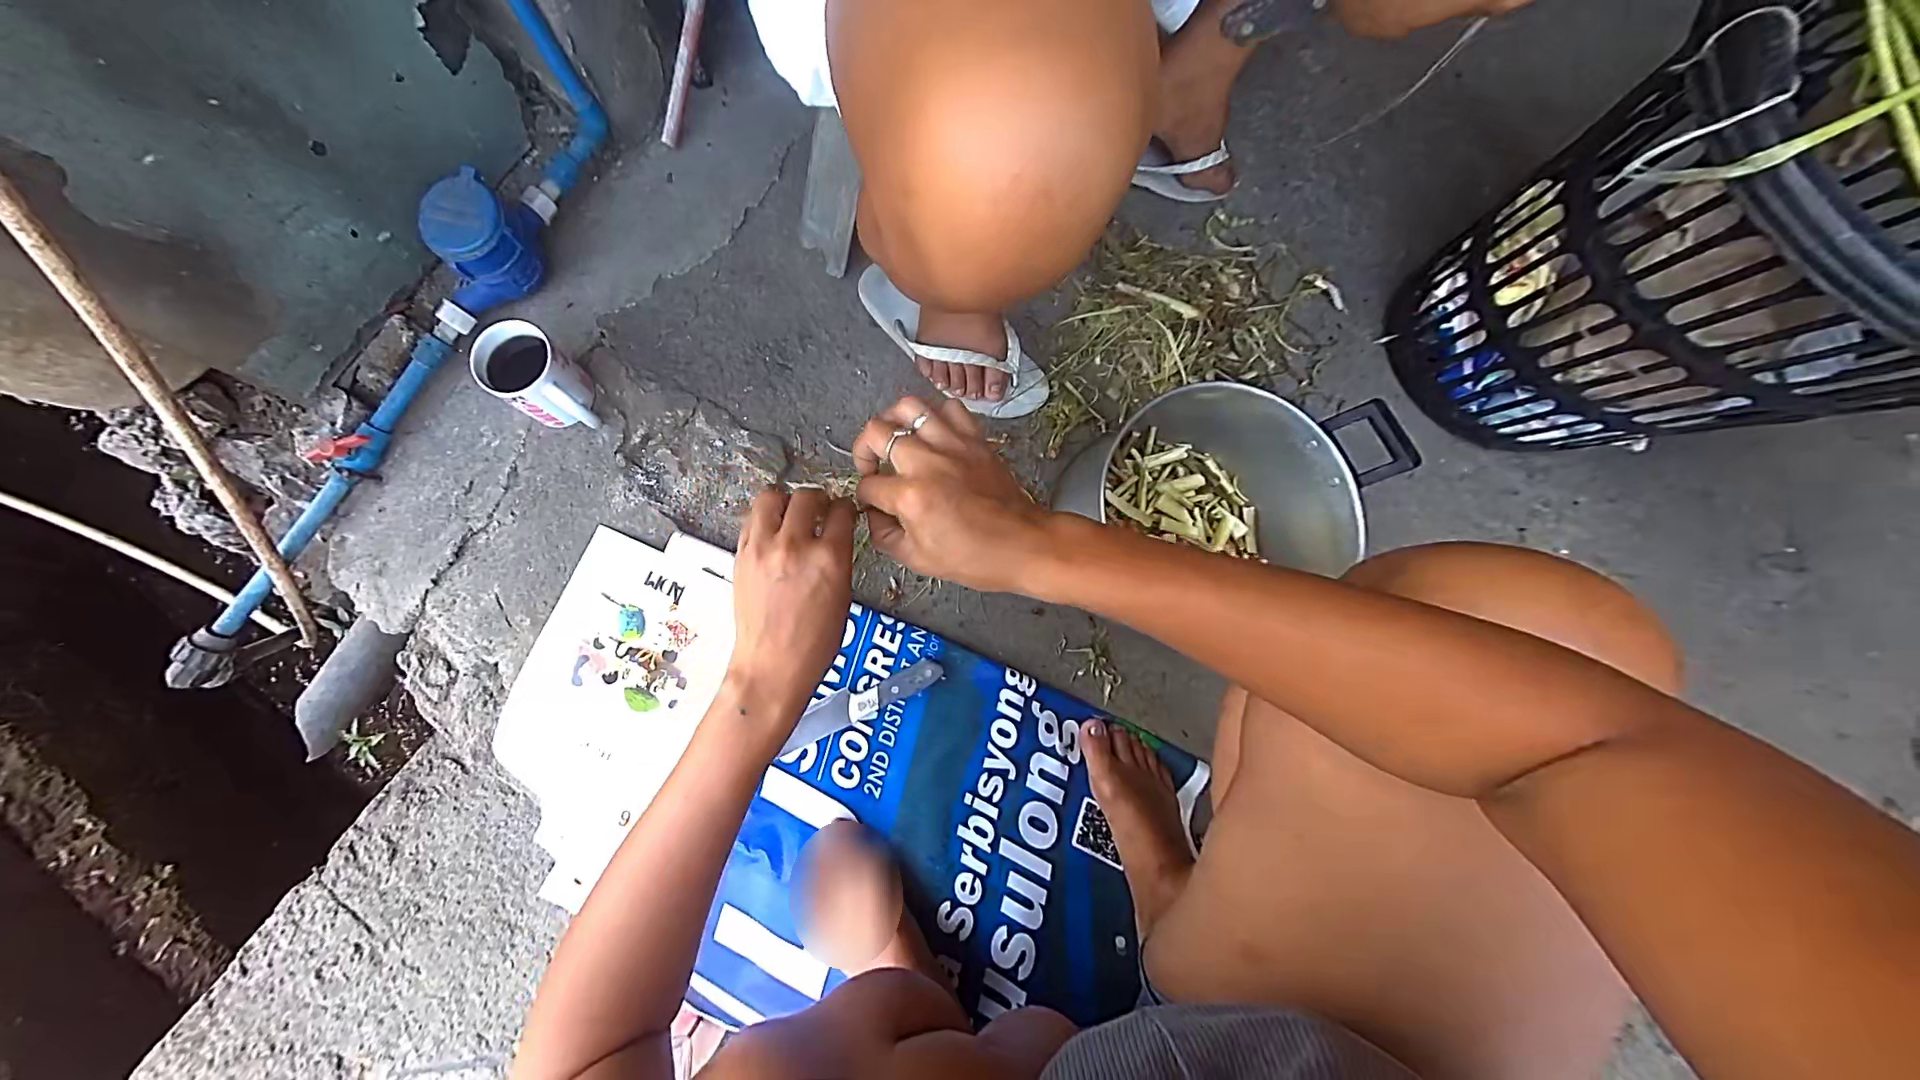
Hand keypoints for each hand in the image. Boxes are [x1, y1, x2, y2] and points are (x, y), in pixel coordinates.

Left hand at [726, 487, 856, 720]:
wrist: (773, 664)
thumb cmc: (812, 643)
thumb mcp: (843, 596)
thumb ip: (838, 559)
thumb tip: (835, 537)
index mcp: (828, 558)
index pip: (841, 511)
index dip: (845, 508)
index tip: (843, 511)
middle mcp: (794, 547)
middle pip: (806, 496)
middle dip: (817, 499)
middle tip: (819, 508)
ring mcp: (763, 549)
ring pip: (770, 498)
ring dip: (785, 501)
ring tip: (791, 514)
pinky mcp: (741, 556)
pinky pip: (751, 521)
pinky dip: (763, 520)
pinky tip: (772, 532)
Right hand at [853, 397, 1055, 594]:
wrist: (1023, 545)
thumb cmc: (975, 557)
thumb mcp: (918, 559)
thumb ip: (884, 535)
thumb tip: (873, 514)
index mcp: (910, 496)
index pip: (868, 485)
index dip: (864, 496)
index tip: (872, 503)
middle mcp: (928, 462)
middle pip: (877, 431)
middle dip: (863, 449)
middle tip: (871, 465)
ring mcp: (953, 445)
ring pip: (909, 406)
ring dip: (893, 420)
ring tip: (895, 438)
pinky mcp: (975, 439)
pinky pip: (950, 408)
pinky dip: (935, 415)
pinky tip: (932, 434)